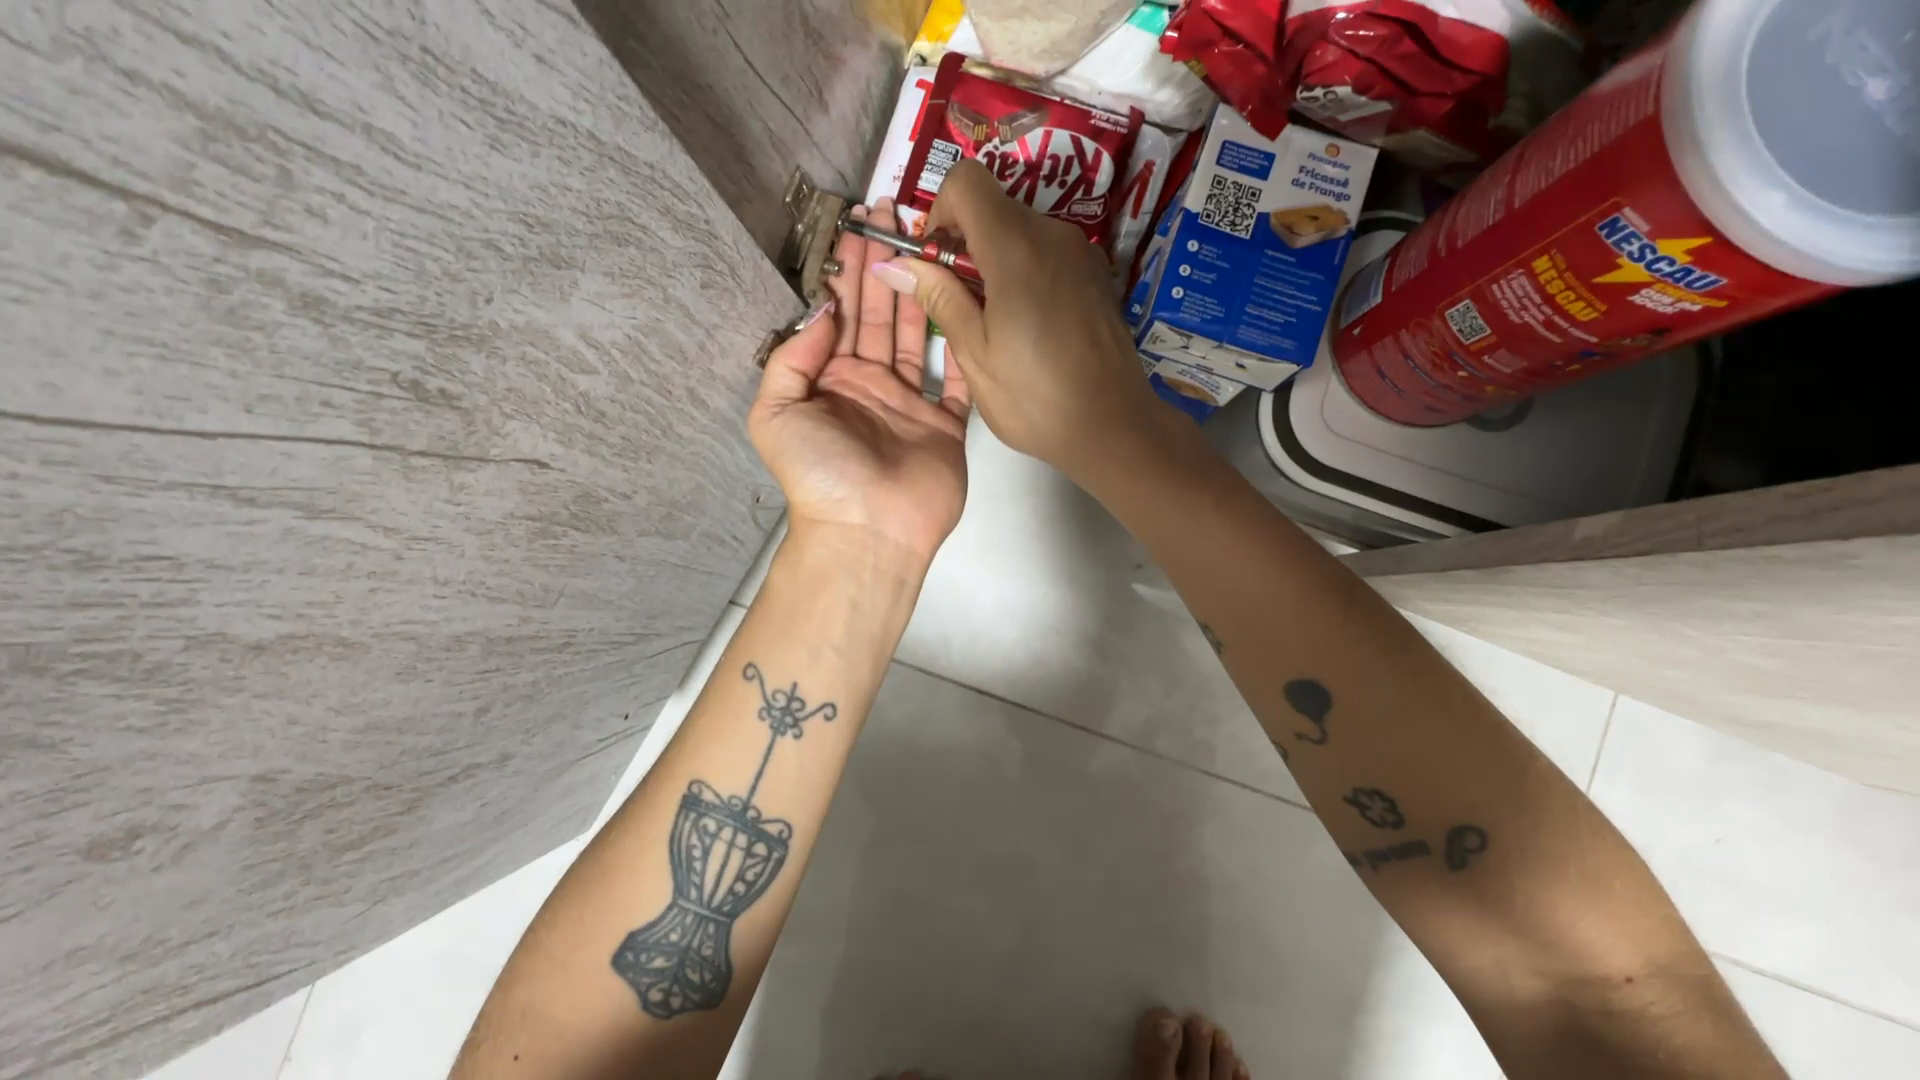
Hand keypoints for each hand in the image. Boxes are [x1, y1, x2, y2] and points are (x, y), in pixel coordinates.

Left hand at [748, 199, 971, 573]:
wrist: (868, 531)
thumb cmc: (819, 472)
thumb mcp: (777, 410)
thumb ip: (793, 354)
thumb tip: (824, 310)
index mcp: (829, 380)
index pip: (842, 314)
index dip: (850, 271)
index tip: (861, 227)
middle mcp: (870, 384)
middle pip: (881, 315)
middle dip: (885, 266)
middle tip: (895, 216)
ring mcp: (910, 404)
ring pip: (919, 335)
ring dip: (922, 291)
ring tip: (930, 245)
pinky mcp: (946, 424)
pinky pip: (959, 379)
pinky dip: (966, 346)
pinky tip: (970, 305)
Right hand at [865, 160, 1167, 484]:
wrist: (1113, 426)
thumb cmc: (1035, 398)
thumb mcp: (974, 355)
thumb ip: (938, 297)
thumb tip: (895, 264)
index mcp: (1016, 248)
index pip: (968, 181)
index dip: (941, 210)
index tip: (937, 259)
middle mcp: (1053, 235)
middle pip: (995, 208)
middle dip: (965, 243)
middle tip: (958, 302)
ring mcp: (1081, 253)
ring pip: (1022, 231)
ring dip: (996, 261)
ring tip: (995, 322)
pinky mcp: (1097, 274)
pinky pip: (1048, 253)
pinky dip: (1026, 272)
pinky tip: (1028, 324)